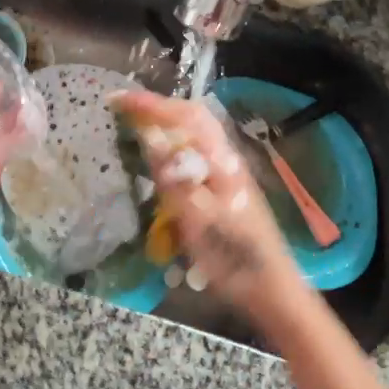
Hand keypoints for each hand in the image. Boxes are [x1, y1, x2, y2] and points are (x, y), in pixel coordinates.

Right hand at [115, 91, 308, 323]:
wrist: (271, 289)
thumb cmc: (232, 257)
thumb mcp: (195, 219)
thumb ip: (173, 176)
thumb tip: (149, 136)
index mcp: (220, 160)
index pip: (184, 115)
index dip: (149, 103)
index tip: (117, 100)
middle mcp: (226, 157)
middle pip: (192, 116)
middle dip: (158, 107)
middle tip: (125, 110)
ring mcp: (229, 171)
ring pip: (196, 132)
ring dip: (166, 123)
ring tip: (137, 127)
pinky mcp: (227, 187)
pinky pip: (197, 151)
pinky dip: (174, 144)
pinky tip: (161, 161)